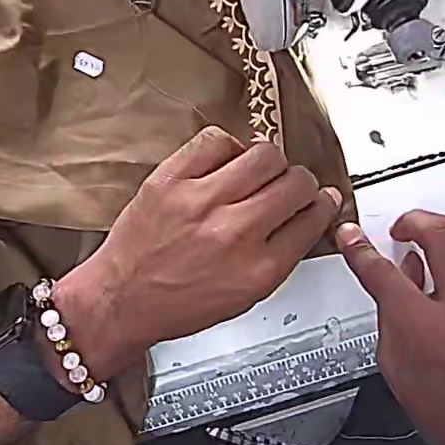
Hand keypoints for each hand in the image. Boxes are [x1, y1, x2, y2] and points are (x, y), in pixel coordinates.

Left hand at [51, 127, 340, 376]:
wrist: (121, 299)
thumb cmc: (176, 304)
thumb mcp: (243, 296)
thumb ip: (279, 258)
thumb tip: (305, 220)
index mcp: (259, 270)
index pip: (312, 221)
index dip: (323, 206)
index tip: (323, 198)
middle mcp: (235, 233)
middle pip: (296, 184)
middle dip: (301, 183)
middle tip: (291, 186)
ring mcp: (202, 202)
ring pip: (265, 155)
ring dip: (270, 163)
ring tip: (258, 174)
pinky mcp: (171, 180)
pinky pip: (218, 140)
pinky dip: (229, 147)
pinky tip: (224, 164)